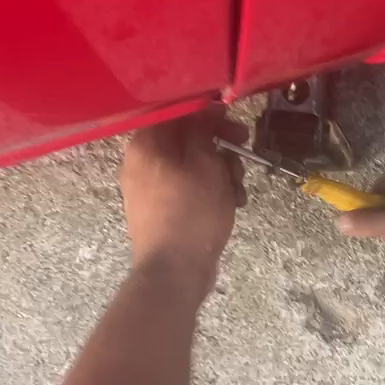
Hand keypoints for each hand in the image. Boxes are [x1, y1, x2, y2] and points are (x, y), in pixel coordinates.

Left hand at [120, 107, 246, 284]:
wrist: (174, 271)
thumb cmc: (192, 211)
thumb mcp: (206, 164)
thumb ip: (204, 132)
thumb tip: (204, 114)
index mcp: (146, 144)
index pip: (177, 113)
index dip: (209, 114)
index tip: (234, 123)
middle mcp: (142, 163)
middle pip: (186, 140)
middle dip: (220, 147)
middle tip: (243, 152)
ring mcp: (150, 189)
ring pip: (192, 166)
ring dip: (221, 172)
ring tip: (238, 190)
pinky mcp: (161, 211)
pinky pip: (188, 189)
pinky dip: (211, 192)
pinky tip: (231, 204)